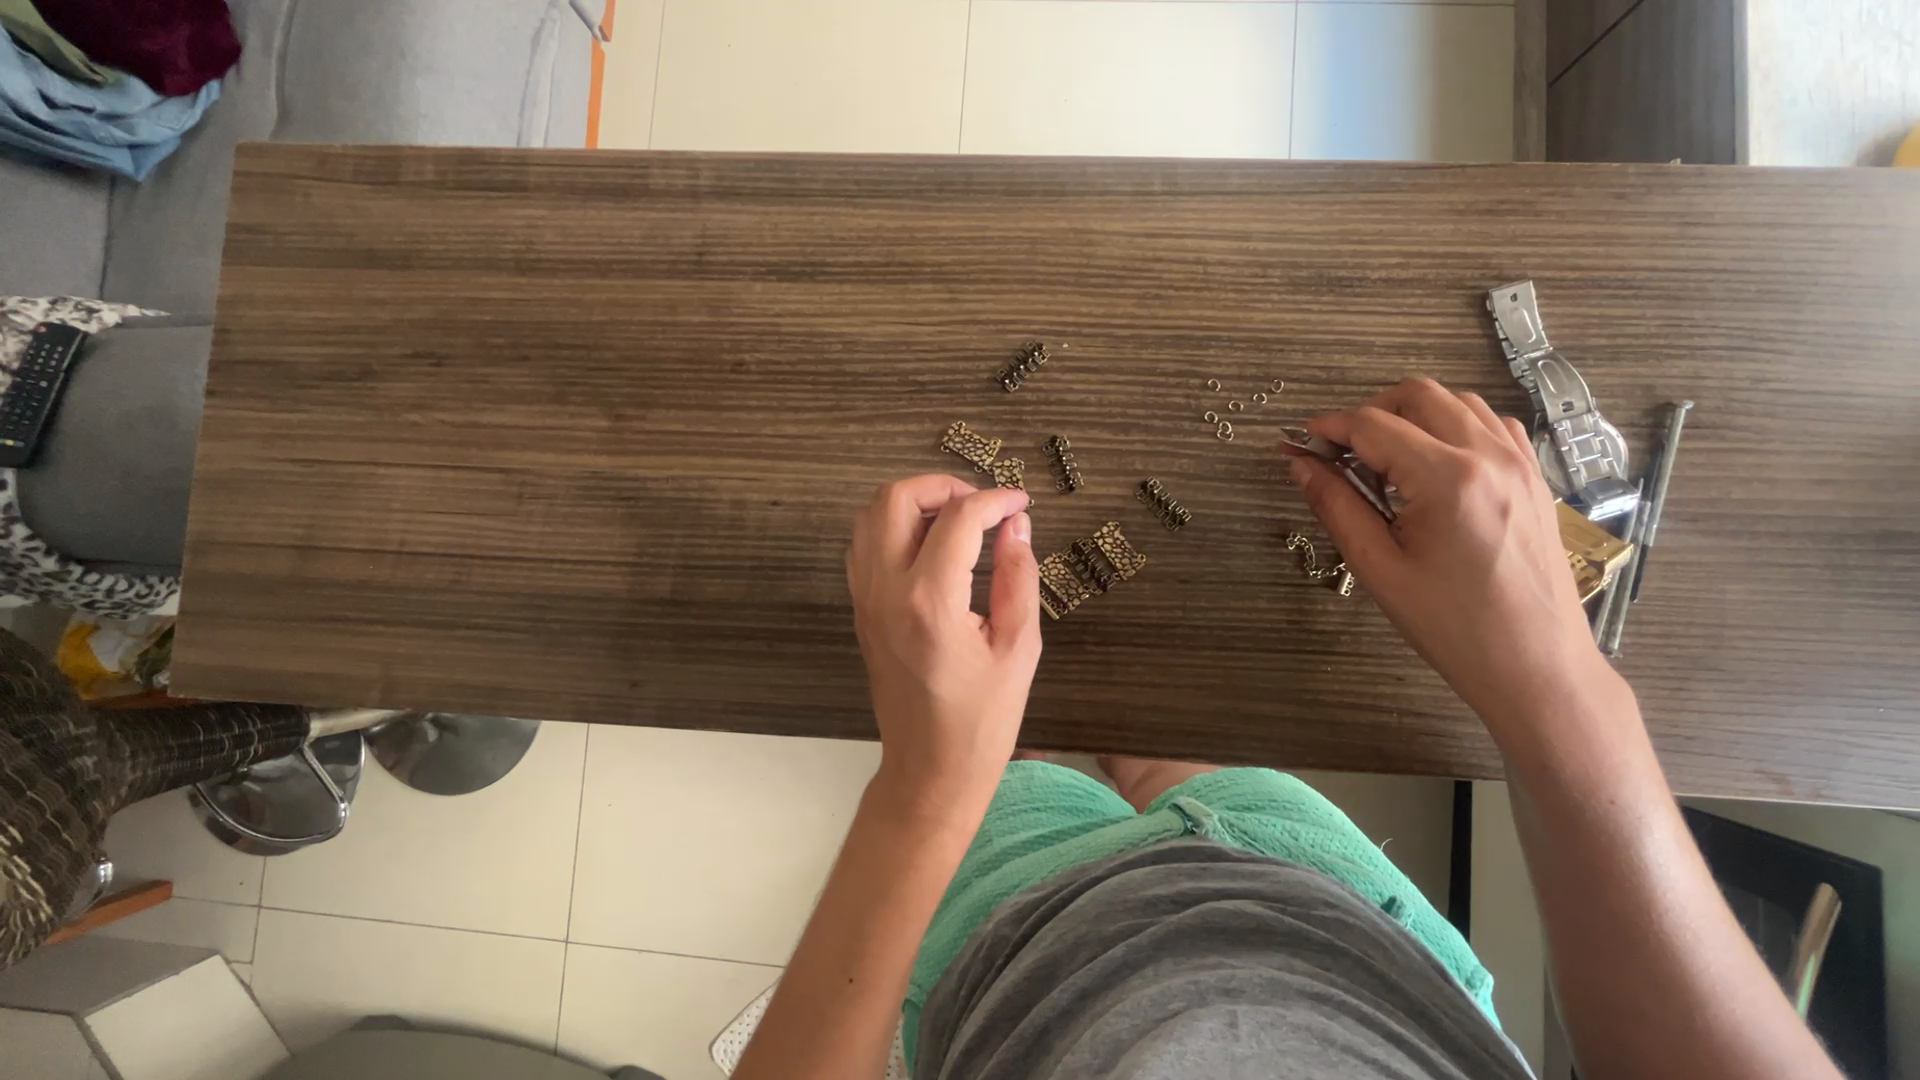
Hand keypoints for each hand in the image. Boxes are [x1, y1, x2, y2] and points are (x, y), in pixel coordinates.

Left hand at [845, 475, 1040, 816]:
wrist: (929, 769)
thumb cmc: (982, 720)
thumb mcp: (1018, 647)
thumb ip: (1019, 576)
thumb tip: (1017, 526)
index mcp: (931, 602)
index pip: (959, 518)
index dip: (996, 499)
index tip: (1021, 503)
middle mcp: (886, 591)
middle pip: (896, 498)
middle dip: (943, 485)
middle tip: (983, 505)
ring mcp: (865, 600)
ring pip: (870, 516)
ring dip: (914, 502)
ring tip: (958, 521)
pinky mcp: (860, 610)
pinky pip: (864, 546)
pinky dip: (893, 528)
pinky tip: (930, 548)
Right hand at [1288, 377, 1617, 734]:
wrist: (1534, 664)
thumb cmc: (1451, 625)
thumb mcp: (1378, 568)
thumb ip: (1336, 505)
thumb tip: (1300, 465)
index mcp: (1448, 480)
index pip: (1373, 425)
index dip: (1327, 428)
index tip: (1299, 444)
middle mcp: (1490, 456)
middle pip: (1417, 395)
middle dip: (1368, 413)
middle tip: (1339, 453)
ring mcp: (1521, 463)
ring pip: (1456, 402)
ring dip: (1410, 417)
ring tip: (1382, 462)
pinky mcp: (1534, 478)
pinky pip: (1490, 425)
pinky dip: (1451, 428)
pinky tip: (1430, 467)